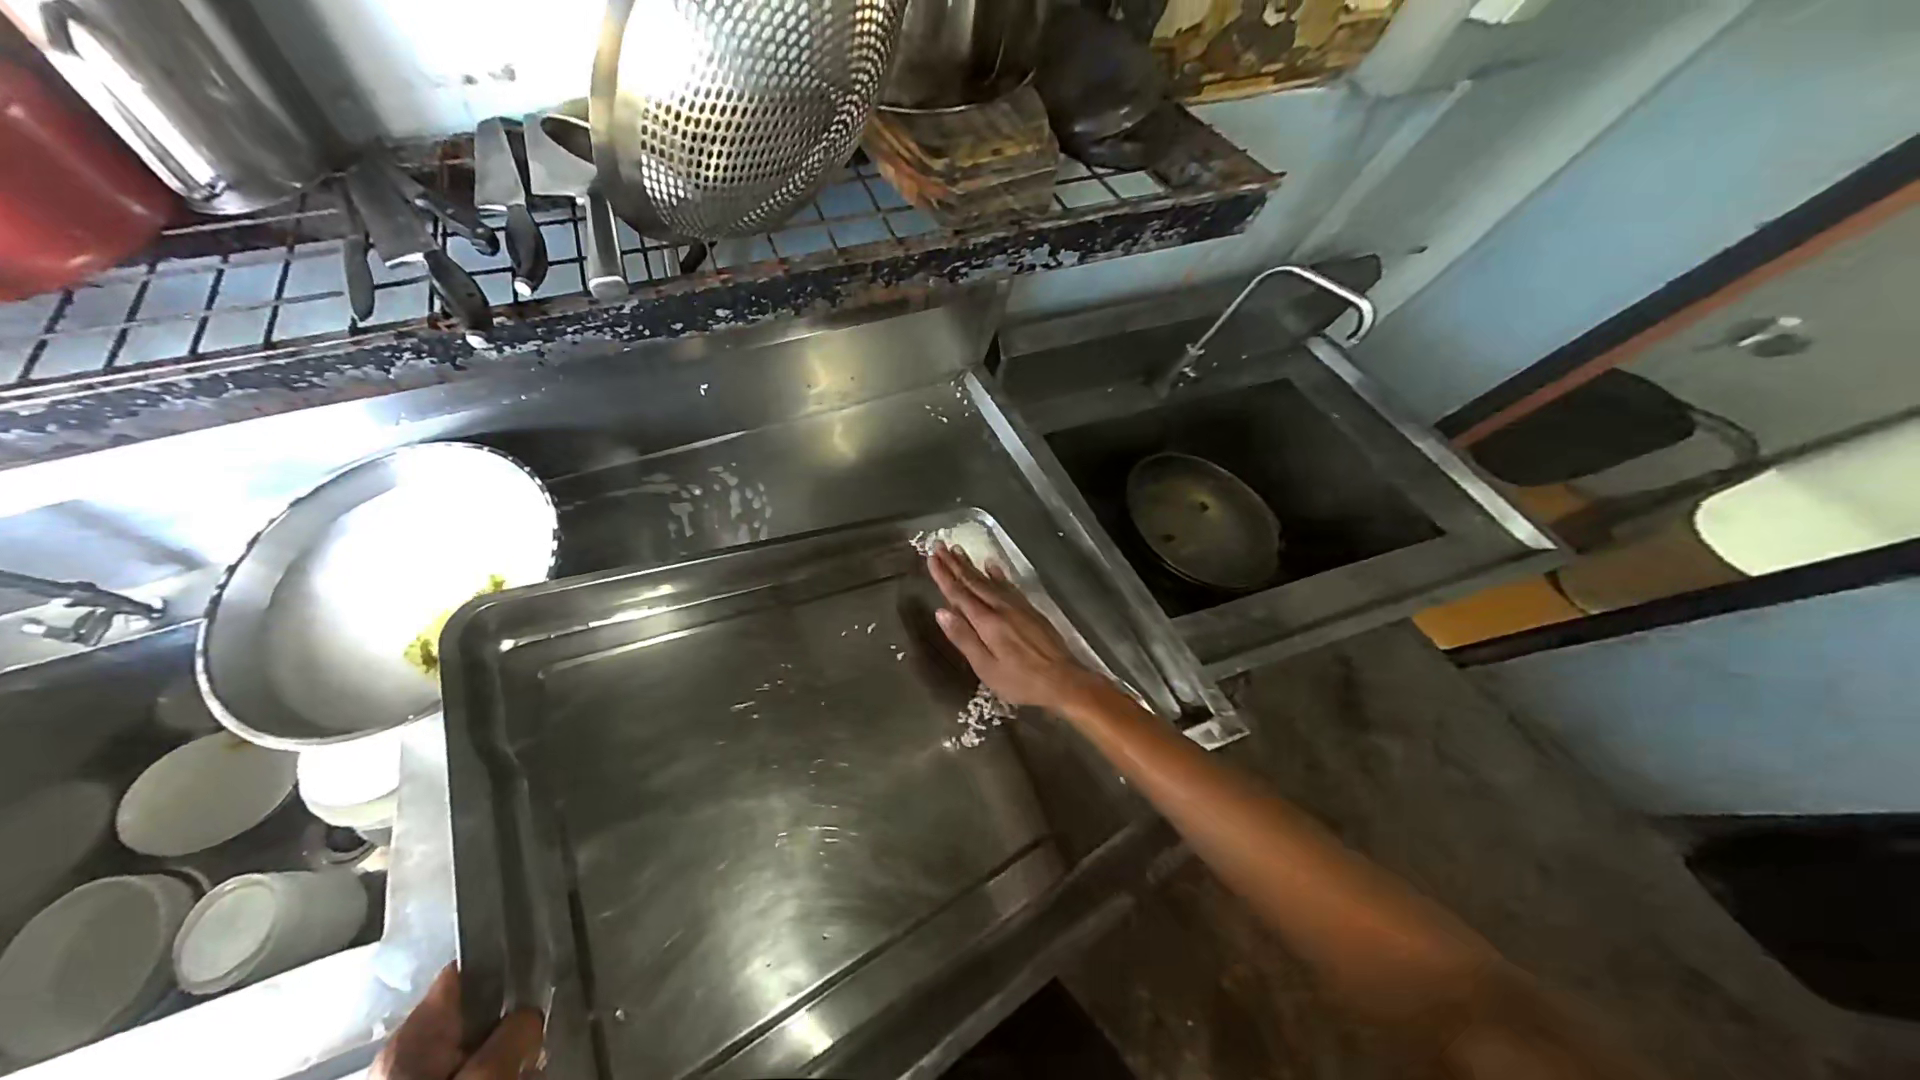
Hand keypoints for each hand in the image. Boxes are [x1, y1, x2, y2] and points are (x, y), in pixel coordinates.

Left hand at [373, 966, 543, 1079]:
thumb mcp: (486, 1078)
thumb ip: (515, 1034)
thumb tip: (530, 1014)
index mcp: (416, 1036)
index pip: (465, 972)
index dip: (503, 967)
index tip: (535, 980)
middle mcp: (410, 1054)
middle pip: (478, 1016)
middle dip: (513, 1030)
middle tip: (532, 1052)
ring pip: (478, 1052)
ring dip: (508, 1062)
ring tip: (525, 1076)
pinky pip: (472, 1074)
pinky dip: (495, 1077)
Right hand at [926, 544, 1107, 712]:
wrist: (1064, 680)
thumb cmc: (1021, 681)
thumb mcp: (986, 667)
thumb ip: (964, 638)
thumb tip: (941, 612)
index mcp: (987, 622)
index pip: (959, 594)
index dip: (944, 576)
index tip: (931, 558)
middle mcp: (1001, 608)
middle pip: (974, 582)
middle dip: (954, 564)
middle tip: (939, 545)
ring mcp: (1018, 607)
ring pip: (990, 580)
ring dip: (972, 565)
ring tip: (958, 550)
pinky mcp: (1030, 610)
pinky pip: (1009, 585)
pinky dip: (998, 573)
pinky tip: (992, 565)